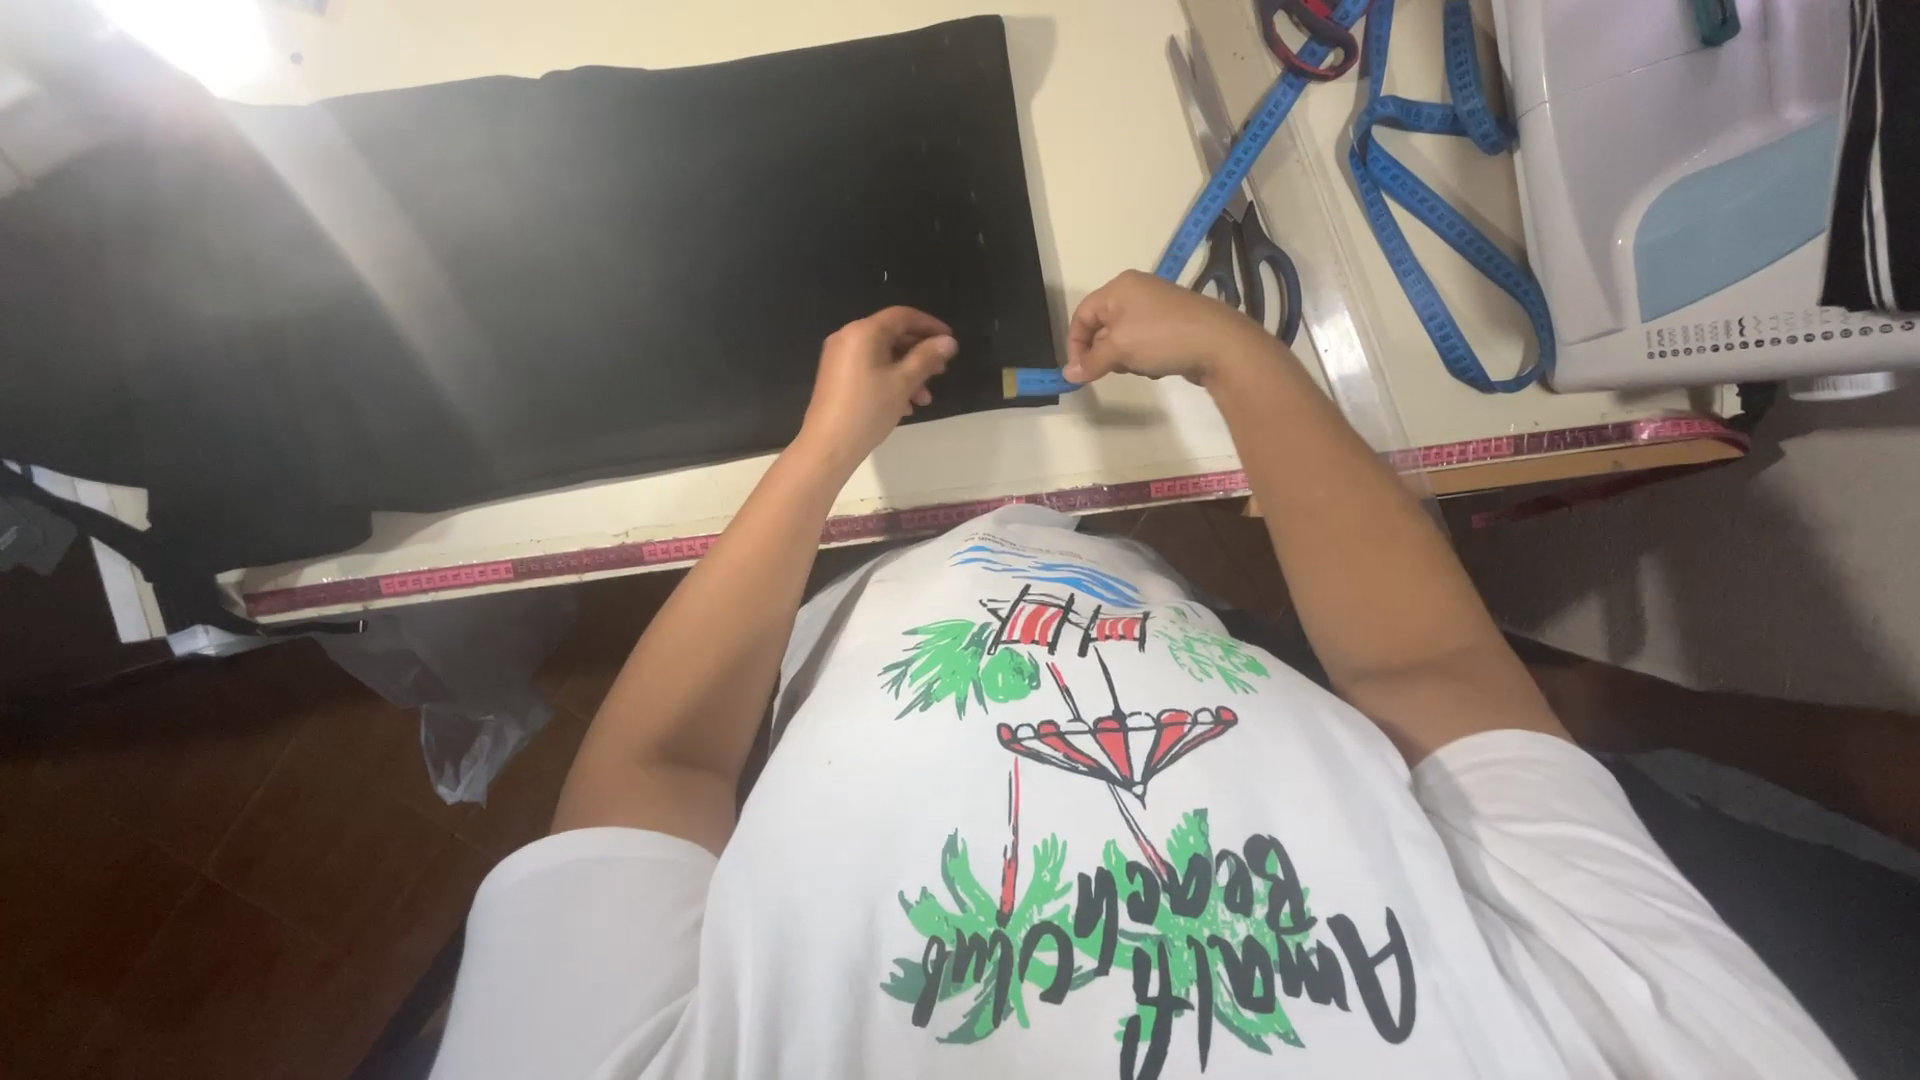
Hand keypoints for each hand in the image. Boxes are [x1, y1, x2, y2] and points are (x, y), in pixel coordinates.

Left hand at [796, 306, 956, 468]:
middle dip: (920, 354)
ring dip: (907, 373)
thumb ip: (927, 358)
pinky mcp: (837, 376)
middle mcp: (848, 337)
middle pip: (892, 336)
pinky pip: (869, 369)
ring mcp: (839, 357)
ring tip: (924, 399)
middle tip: (941, 372)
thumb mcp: (903, 383)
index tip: (950, 341)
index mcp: (864, 332)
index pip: (902, 316)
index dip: (930, 325)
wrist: (828, 445)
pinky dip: (889, 381)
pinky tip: (905, 406)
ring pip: (883, 356)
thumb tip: (949, 342)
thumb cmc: (868, 410)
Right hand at [1063, 270, 1280, 388]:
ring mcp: (1157, 308)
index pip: (1082, 315)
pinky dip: (1144, 358)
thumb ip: (1090, 361)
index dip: (1075, 344)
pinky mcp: (1172, 325)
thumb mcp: (1119, 349)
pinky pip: (1144, 343)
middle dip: (1104, 352)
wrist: (1219, 344)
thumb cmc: (1161, 338)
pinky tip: (1158, 367)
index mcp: (1119, 287)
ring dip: (1126, 358)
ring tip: (1142, 366)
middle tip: (1116, 368)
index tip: (1080, 371)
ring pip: (1123, 339)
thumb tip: (1068, 374)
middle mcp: (1136, 292)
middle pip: (1102, 327)